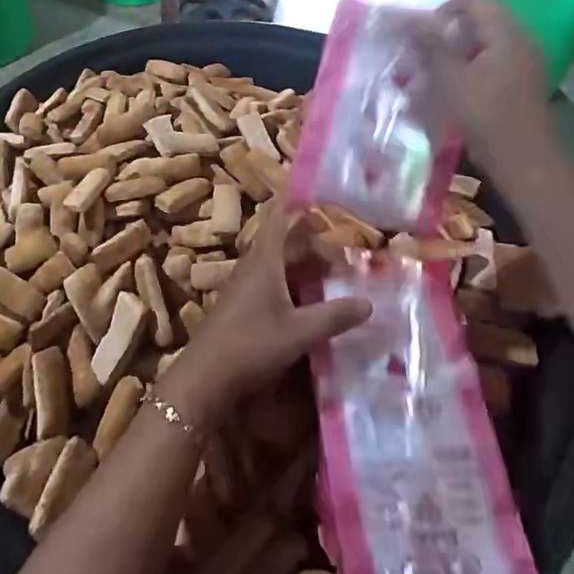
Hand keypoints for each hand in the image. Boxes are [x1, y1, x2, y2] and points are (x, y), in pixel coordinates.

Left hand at [154, 202, 369, 431]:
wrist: (204, 378)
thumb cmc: (250, 345)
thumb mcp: (299, 332)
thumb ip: (334, 316)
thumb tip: (368, 302)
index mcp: (265, 261)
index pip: (280, 218)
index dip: (299, 203)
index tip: (322, 196)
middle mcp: (254, 266)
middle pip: (285, 242)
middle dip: (314, 243)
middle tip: (344, 251)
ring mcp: (246, 286)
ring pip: (280, 264)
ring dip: (305, 266)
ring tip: (335, 275)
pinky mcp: (243, 305)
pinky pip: (273, 282)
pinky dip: (295, 284)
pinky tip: (312, 303)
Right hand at [414, 0, 551, 163]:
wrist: (524, 161)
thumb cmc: (484, 116)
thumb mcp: (450, 78)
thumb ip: (431, 44)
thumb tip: (412, 17)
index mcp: (506, 32)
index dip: (444, 10)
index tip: (423, 36)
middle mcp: (521, 40)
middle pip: (480, 22)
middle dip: (447, 36)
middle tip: (423, 58)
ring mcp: (525, 63)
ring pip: (484, 45)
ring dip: (456, 56)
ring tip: (432, 79)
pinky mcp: (523, 84)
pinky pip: (492, 65)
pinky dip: (469, 72)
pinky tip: (452, 95)